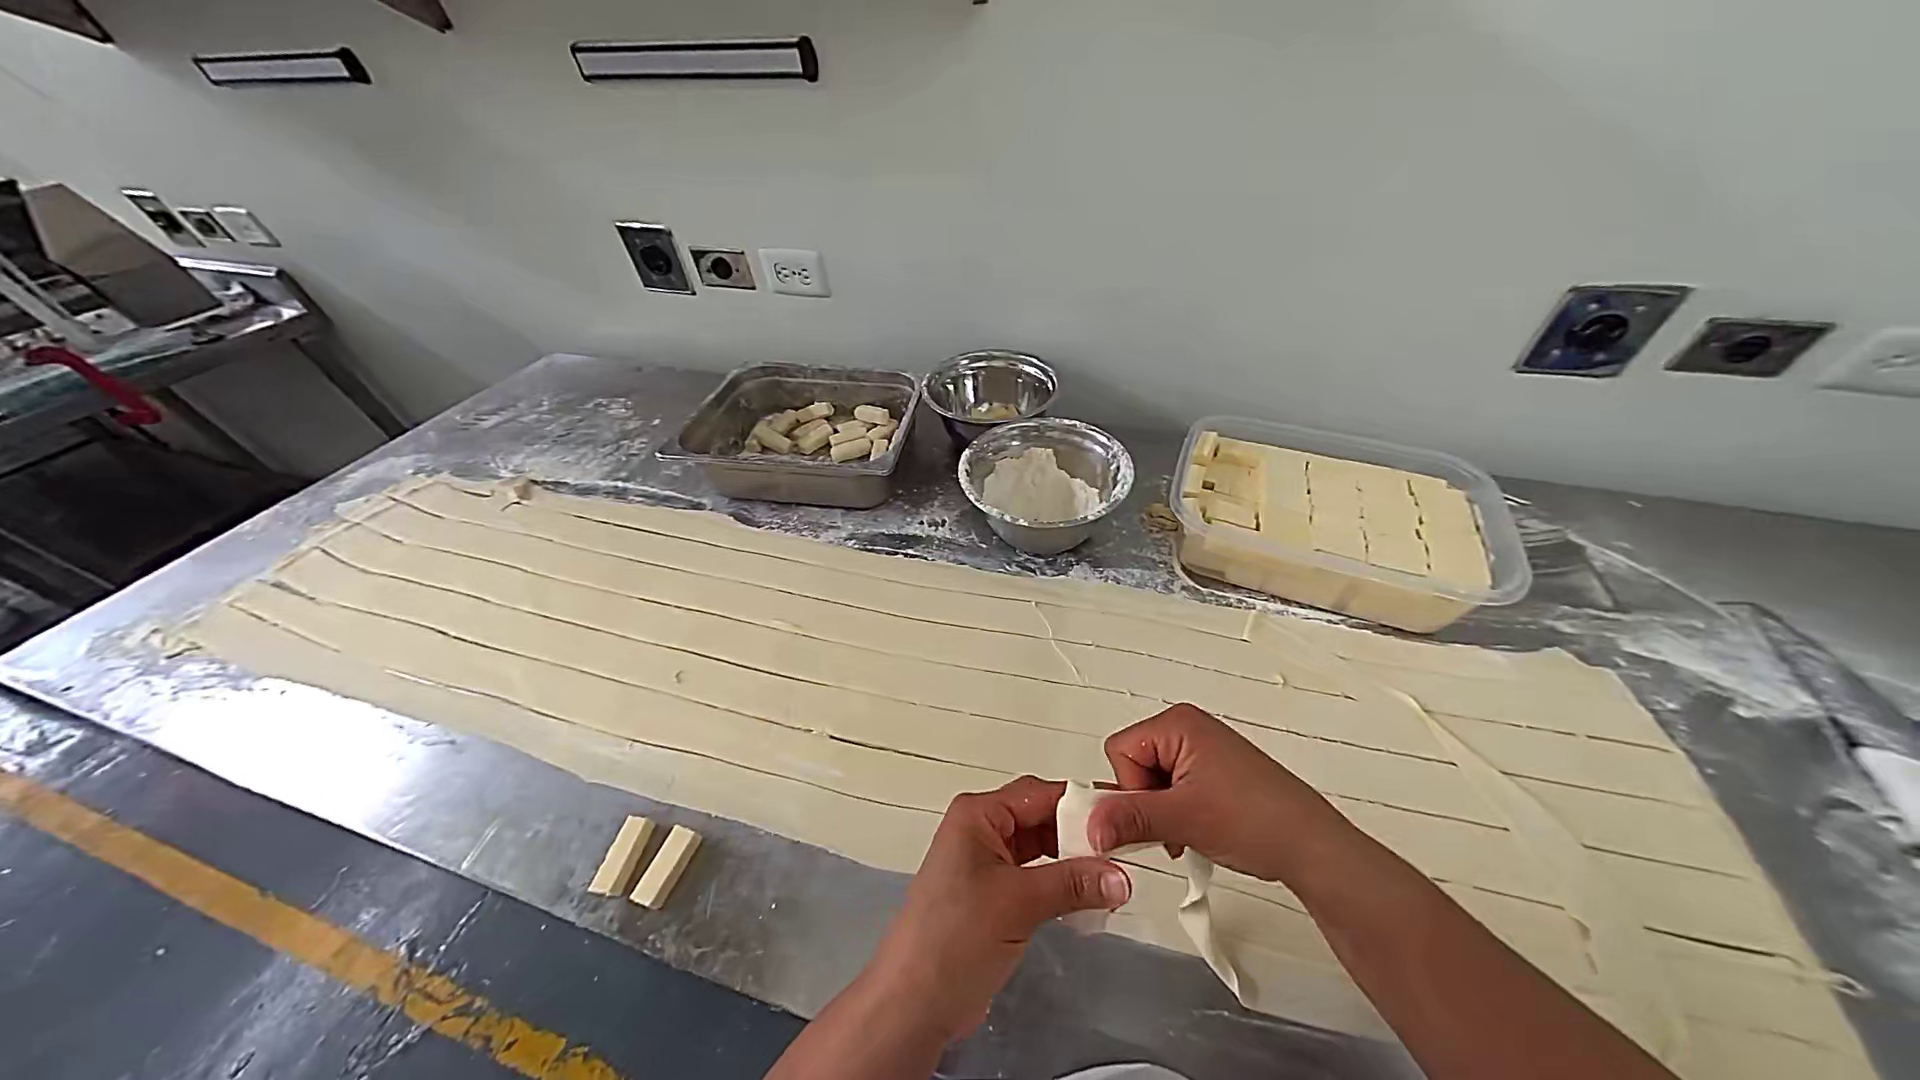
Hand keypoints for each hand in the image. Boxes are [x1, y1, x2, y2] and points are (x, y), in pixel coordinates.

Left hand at [863, 775, 1131, 1040]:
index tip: (1122, 817)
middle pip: (1041, 818)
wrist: (915, 1003)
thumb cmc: (952, 940)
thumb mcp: (1018, 903)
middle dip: (1080, 835)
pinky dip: (1061, 885)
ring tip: (1112, 876)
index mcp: (977, 815)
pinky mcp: (993, 894)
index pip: (1039, 794)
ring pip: (1041, 848)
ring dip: (1073, 862)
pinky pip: (1036, 876)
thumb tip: (1118, 876)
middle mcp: (981, 830)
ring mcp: (986, 863)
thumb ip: (1072, 884)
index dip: (1082, 804)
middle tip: (1123, 849)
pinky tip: (1088, 899)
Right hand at [1087, 703, 1354, 882]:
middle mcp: (1189, 730)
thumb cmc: (1259, 819)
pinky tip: (1196, 832)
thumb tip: (1090, 826)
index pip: (1120, 750)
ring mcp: (1203, 752)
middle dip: (1145, 802)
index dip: (1129, 787)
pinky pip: (1173, 789)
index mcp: (1179, 723)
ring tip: (1188, 832)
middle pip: (1134, 765)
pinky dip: (1176, 814)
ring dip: (1160, 813)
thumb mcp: (1182, 819)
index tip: (1153, 814)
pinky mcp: (1213, 774)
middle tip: (1171, 827)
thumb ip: (1128, 818)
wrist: (1313, 849)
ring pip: (1152, 781)